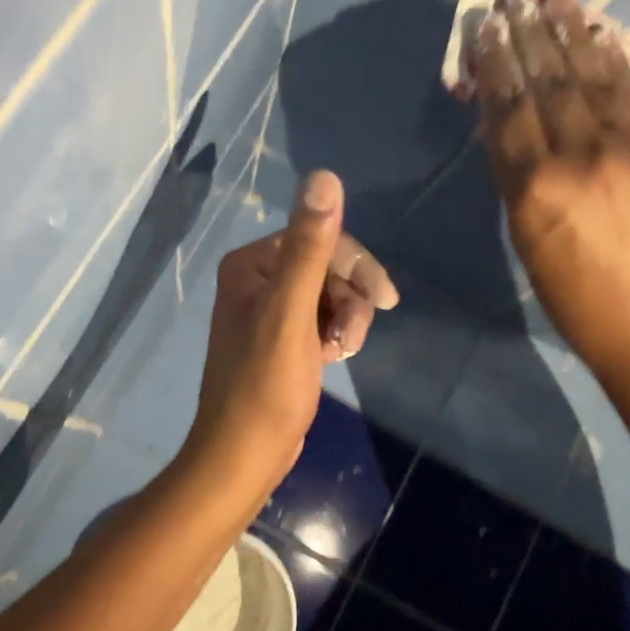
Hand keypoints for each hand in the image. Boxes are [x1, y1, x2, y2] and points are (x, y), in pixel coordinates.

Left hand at [189, 170, 398, 475]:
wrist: (244, 454)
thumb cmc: (265, 385)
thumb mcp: (291, 313)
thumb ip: (309, 247)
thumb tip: (324, 176)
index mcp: (252, 264)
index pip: (322, 239)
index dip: (357, 269)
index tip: (385, 301)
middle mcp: (256, 279)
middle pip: (329, 268)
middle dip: (350, 301)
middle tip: (347, 341)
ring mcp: (268, 310)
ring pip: (331, 295)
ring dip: (346, 322)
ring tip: (337, 354)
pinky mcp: (281, 339)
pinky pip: (322, 320)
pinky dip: (334, 336)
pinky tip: (329, 359)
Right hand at [469, 0, 629, 361]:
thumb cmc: (567, 286)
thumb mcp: (522, 231)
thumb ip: (513, 168)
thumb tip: (503, 113)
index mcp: (536, 186)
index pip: (510, 107)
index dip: (496, 62)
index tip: (485, 25)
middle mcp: (583, 156)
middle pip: (551, 81)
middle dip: (529, 34)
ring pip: (596, 76)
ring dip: (573, 32)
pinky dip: (613, 61)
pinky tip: (599, 34)